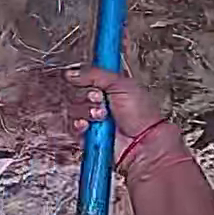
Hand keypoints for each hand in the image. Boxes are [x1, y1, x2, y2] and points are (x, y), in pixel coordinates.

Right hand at [64, 67, 192, 182]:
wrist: (142, 142)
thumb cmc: (141, 114)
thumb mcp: (121, 84)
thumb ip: (94, 74)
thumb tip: (72, 72)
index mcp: (107, 87)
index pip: (83, 78)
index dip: (82, 79)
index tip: (87, 81)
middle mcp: (98, 102)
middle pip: (75, 93)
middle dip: (87, 97)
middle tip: (101, 100)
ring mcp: (91, 118)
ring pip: (73, 109)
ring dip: (87, 111)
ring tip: (102, 116)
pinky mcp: (86, 134)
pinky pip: (72, 126)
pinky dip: (80, 125)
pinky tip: (90, 126)